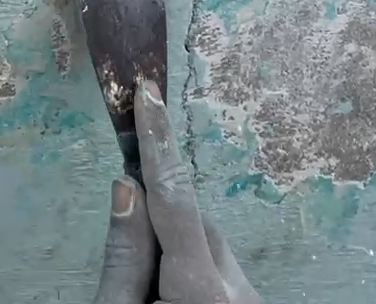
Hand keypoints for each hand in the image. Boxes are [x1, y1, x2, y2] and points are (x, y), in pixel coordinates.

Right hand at [95, 80, 259, 303]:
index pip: (174, 199)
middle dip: (158, 212)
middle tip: (127, 233)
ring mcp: (251, 299)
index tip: (148, 92)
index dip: (157, 141)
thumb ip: (124, 257)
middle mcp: (239, 292)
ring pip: (206, 242)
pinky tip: (171, 292)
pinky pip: (218, 266)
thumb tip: (126, 187)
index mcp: (202, 295)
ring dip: (174, 244)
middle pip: (192, 222)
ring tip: (146, 284)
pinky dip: (191, 264)